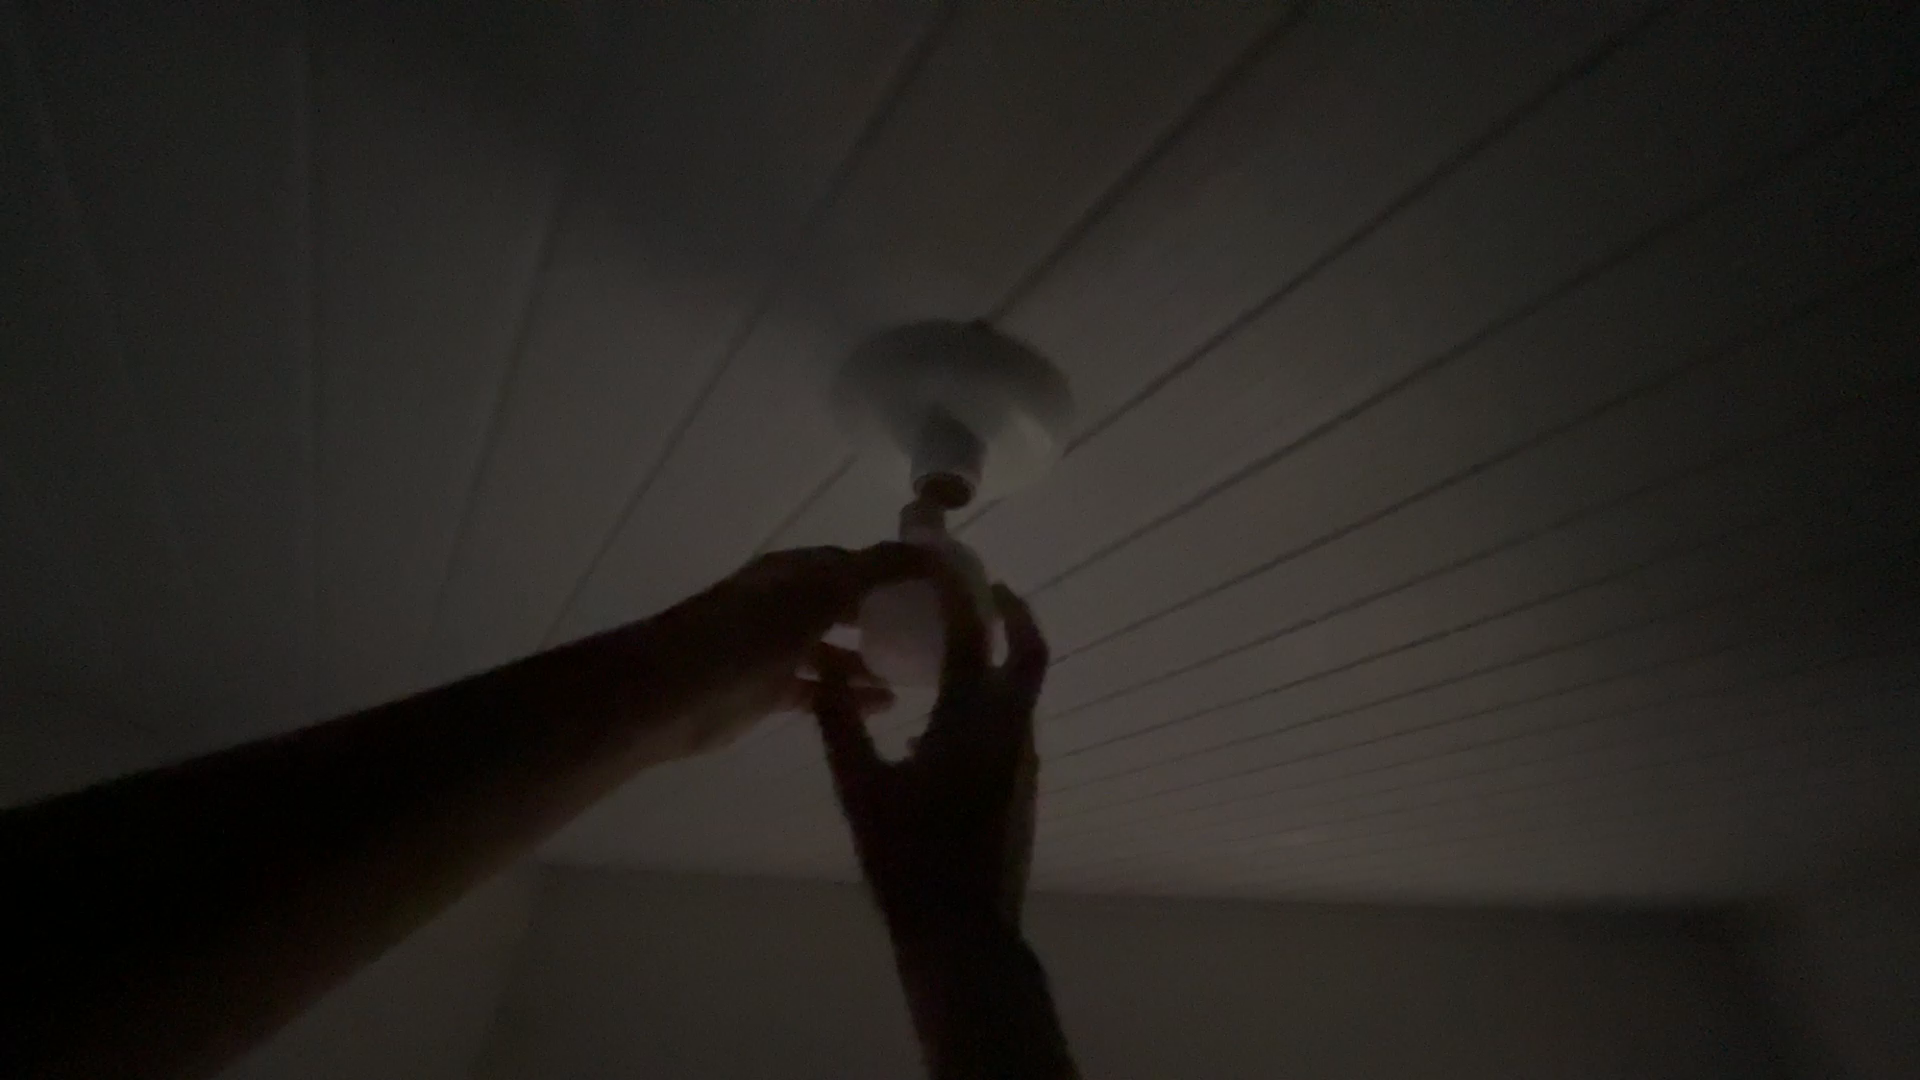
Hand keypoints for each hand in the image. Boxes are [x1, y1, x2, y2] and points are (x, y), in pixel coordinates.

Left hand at [652, 543, 932, 755]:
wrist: (673, 691)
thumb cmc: (751, 633)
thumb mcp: (820, 593)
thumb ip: (874, 571)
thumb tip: (928, 551)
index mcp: (797, 571)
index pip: (855, 563)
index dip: (893, 571)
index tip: (935, 589)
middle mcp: (788, 603)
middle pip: (845, 607)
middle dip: (883, 619)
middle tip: (927, 636)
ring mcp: (777, 647)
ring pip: (833, 652)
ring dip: (868, 662)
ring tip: (910, 677)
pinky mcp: (769, 689)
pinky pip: (819, 689)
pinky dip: (848, 695)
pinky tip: (883, 705)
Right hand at [812, 570, 1048, 935]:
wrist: (963, 930)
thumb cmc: (906, 859)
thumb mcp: (860, 789)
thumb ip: (839, 724)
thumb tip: (819, 670)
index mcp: (969, 720)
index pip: (972, 634)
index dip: (961, 591)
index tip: (947, 562)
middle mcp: (1009, 727)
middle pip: (1029, 650)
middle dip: (1013, 610)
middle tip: (985, 586)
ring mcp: (1023, 755)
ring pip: (1024, 684)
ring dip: (1004, 649)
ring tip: (961, 636)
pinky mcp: (1023, 778)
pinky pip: (1015, 713)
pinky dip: (996, 687)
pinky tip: (954, 704)